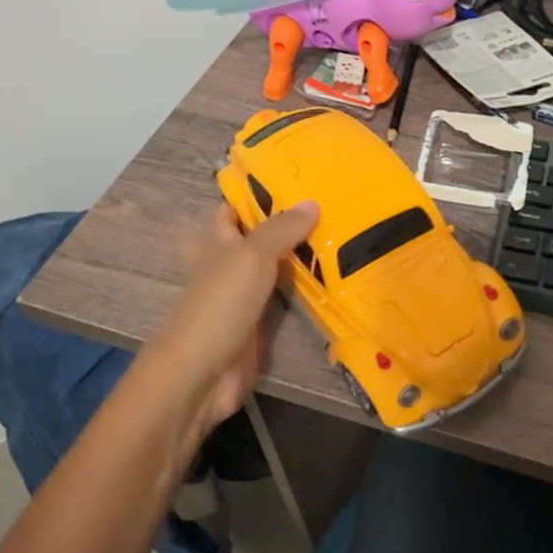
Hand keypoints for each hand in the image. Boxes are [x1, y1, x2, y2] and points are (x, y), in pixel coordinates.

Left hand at [143, 201, 318, 445]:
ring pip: (279, 270)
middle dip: (294, 224)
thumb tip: (313, 201)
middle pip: (263, 239)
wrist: (202, 374)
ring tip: (349, 235)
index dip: (258, 194)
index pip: (234, 209)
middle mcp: (233, 266)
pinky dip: (310, 293)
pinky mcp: (263, 327)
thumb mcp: (250, 257)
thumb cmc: (219, 305)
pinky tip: (341, 280)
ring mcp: (247, 298)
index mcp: (220, 243)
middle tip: (339, 205)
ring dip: (306, 259)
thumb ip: (281, 230)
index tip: (298, 178)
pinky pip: (289, 301)